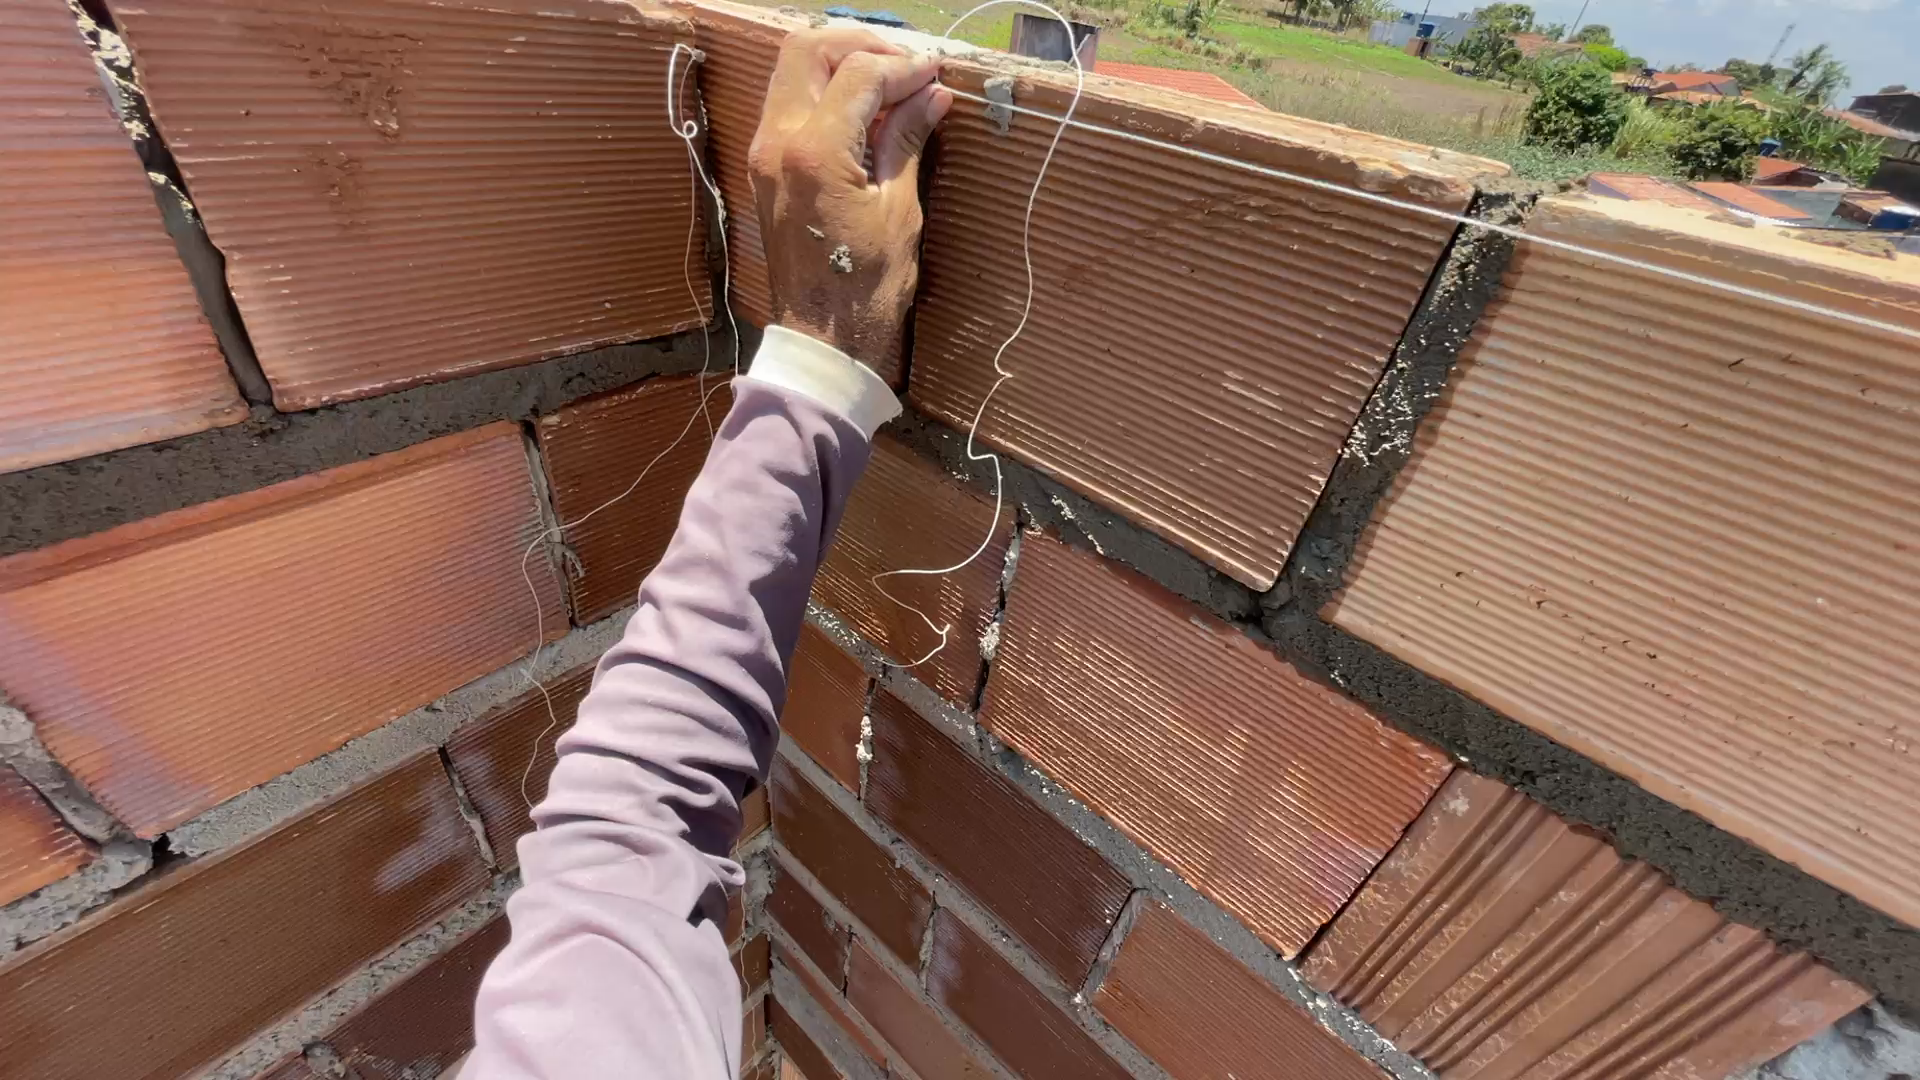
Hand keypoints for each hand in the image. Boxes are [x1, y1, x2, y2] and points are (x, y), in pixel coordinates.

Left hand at [748, 29, 951, 369]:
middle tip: (906, 65)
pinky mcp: (766, 169)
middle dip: (862, 46)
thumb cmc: (868, 289)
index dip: (903, 66)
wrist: (823, 339)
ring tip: (888, 84)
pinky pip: (789, 105)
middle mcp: (777, 140)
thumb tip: (932, 95)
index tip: (936, 73)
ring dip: (839, 64)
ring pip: (792, 71)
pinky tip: (862, 113)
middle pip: (809, 49)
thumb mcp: (899, 212)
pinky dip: (824, 94)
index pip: (859, 73)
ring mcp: (764, 154)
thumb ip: (908, 141)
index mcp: (815, 151)